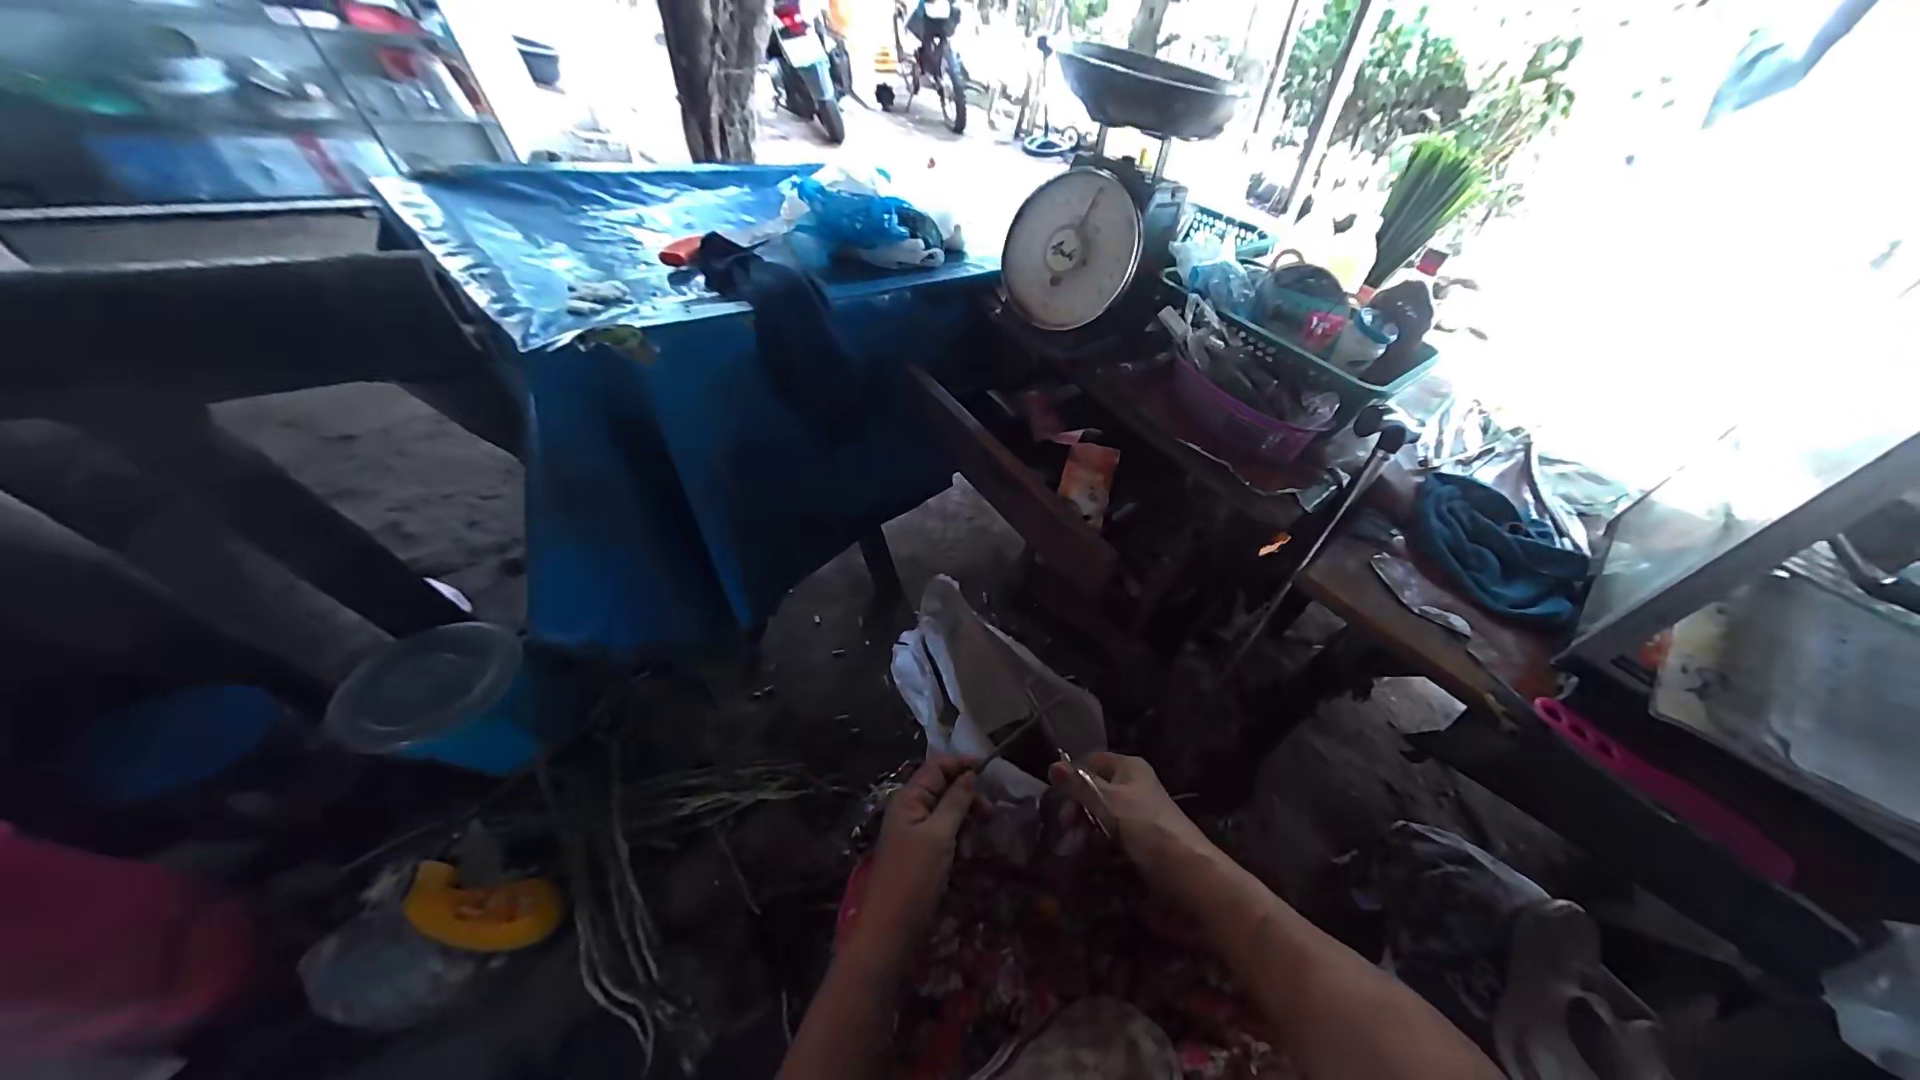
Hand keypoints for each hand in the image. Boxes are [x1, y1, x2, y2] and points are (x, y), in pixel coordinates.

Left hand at [860, 755, 978, 941]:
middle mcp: (909, 808)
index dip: (961, 763)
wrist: (890, 929)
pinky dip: (957, 837)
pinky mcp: (919, 851)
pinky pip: (943, 832)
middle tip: (989, 812)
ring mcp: (913, 831)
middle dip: (966, 795)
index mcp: (909, 797)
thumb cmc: (914, 877)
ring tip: (976, 838)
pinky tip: (966, 854)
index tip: (989, 769)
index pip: (936, 765)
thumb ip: (955, 801)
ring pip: (945, 810)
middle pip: (942, 786)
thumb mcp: (939, 835)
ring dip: (964, 819)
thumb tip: (970, 774)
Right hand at [1049, 752, 1217, 882]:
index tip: (1059, 801)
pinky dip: (1097, 849)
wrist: (1193, 879)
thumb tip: (1052, 765)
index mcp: (1129, 769)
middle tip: (1066, 833)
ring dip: (1083, 834)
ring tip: (1075, 852)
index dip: (1073, 779)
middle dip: (1076, 812)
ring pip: (1098, 819)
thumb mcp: (1109, 803)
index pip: (1091, 763)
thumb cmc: (1150, 831)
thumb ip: (1078, 786)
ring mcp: (1136, 819)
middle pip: (1092, 793)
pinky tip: (1089, 861)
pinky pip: (1109, 842)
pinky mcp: (1139, 845)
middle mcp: (1132, 789)